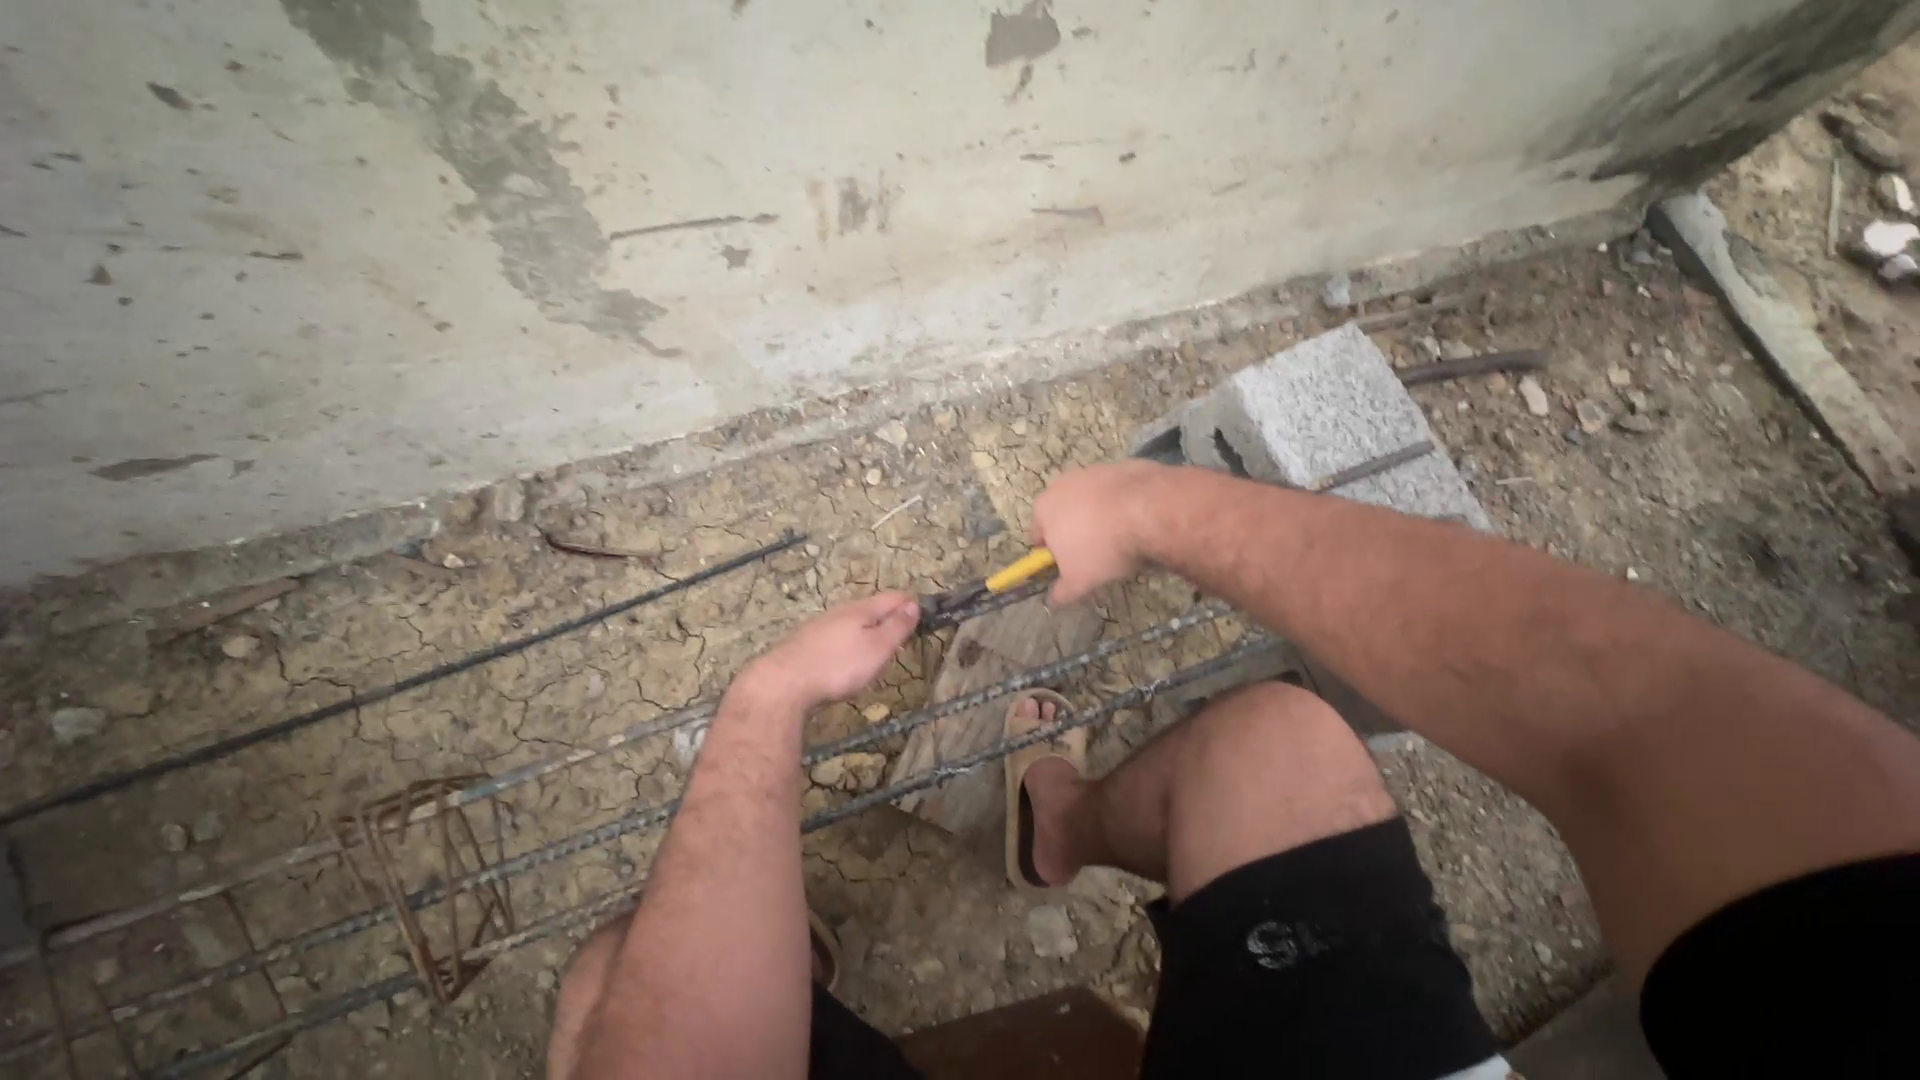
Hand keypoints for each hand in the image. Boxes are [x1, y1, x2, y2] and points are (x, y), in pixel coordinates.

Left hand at [736, 593, 920, 711]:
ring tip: (877, 653)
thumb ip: (897, 626)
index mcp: (861, 609)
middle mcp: (840, 612)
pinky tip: (845, 663)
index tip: (924, 618)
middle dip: (889, 620)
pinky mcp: (805, 645)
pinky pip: (836, 639)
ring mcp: (820, 627)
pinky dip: (849, 646)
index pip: (893, 597)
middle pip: (872, 609)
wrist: (783, 683)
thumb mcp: (877, 647)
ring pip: (852, 624)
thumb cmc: (838, 666)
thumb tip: (913, 604)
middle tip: (903, 640)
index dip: (911, 605)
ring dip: (868, 634)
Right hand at [1031, 461, 1169, 604]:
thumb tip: (1053, 600)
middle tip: (1096, 556)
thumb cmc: (1102, 547)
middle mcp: (1063, 484)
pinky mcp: (1122, 466)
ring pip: (1091, 502)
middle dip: (1076, 534)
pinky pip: (1117, 492)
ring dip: (1100, 518)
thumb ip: (1062, 592)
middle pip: (1064, 515)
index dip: (1053, 556)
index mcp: (1044, 508)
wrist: (1150, 511)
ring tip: (1122, 540)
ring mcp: (1093, 471)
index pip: (1039, 536)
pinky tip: (1138, 522)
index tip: (1070, 568)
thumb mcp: (1079, 581)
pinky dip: (1123, 505)